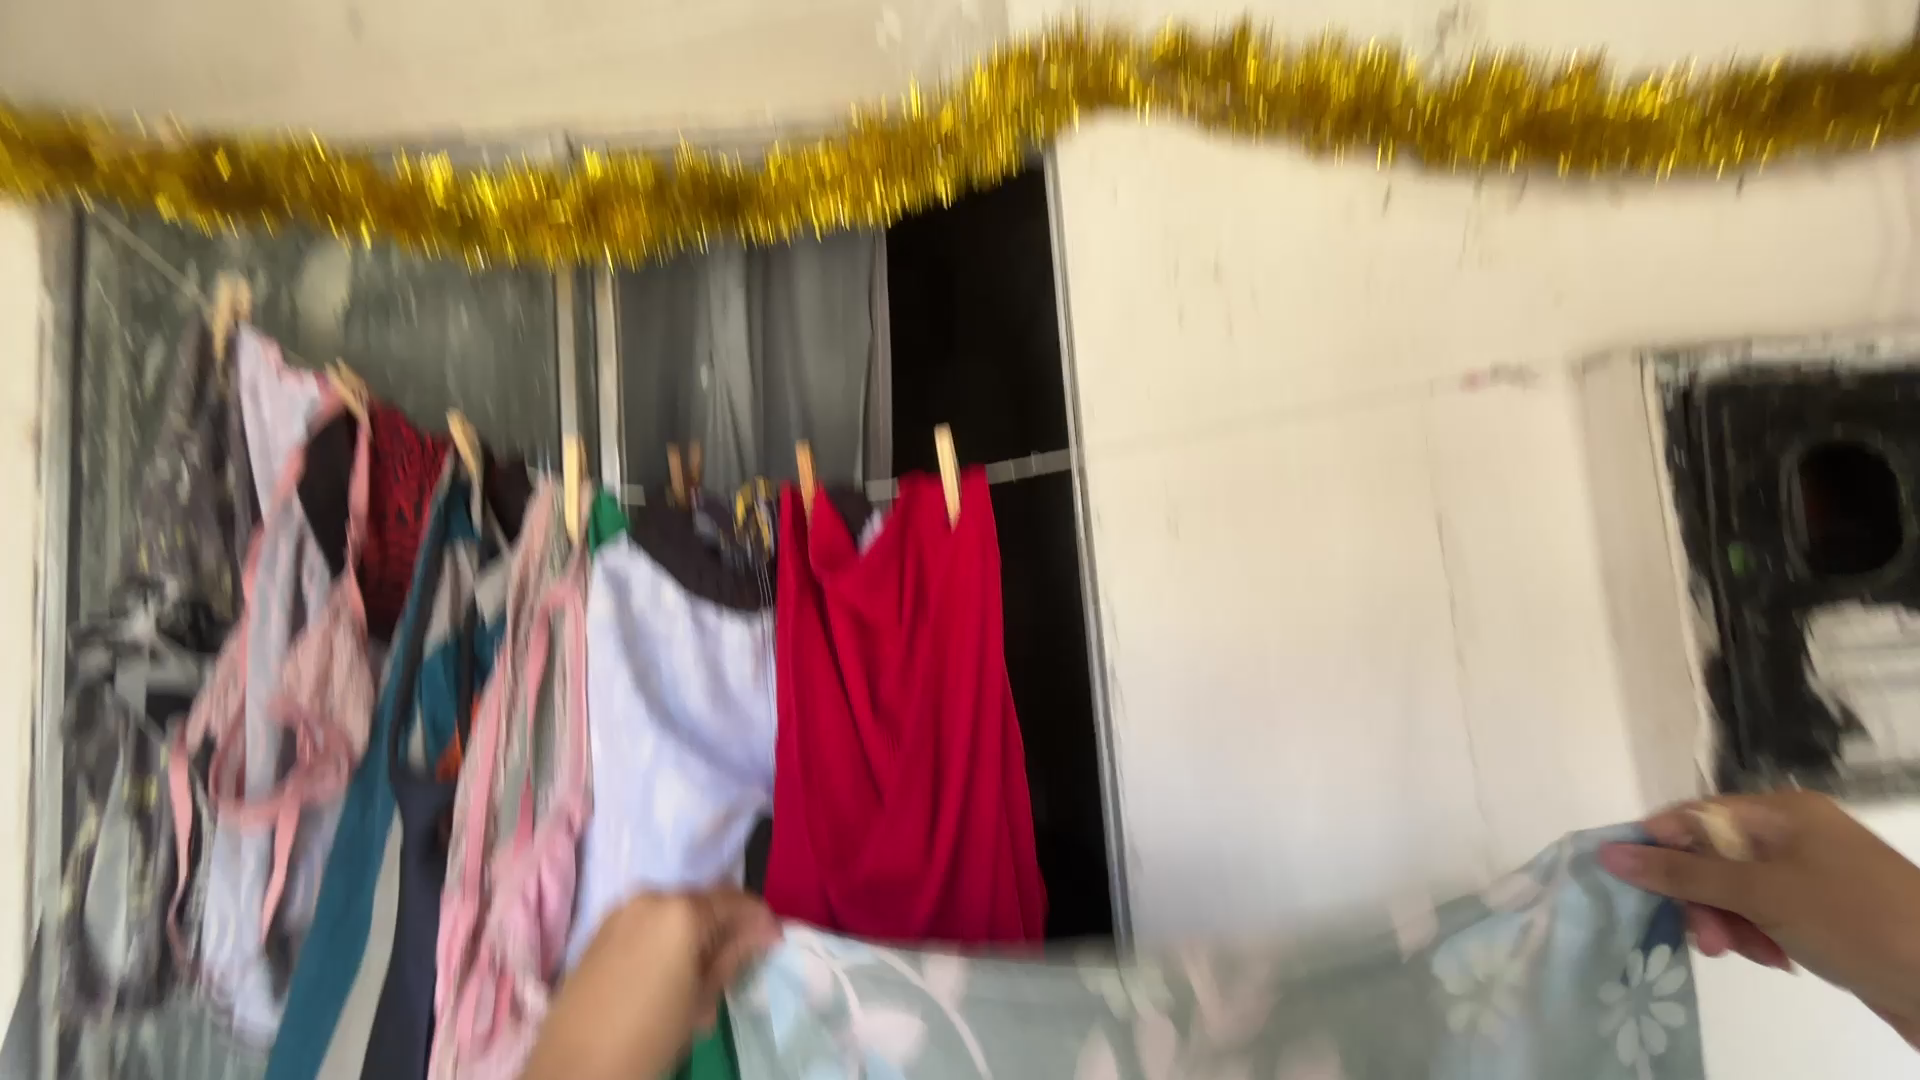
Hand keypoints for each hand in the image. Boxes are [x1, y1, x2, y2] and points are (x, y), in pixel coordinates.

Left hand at [522, 889, 781, 1079]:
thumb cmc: (649, 1037)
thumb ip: (734, 956)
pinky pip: (649, 920)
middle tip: (743, 955)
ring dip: (697, 928)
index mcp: (683, 911)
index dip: (761, 919)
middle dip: (727, 924)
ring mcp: (622, 911)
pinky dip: (667, 934)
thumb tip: (763, 932)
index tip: (775, 940)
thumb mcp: (701, 1000)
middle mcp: (653, 896)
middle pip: (705, 901)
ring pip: (675, 910)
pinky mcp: (600, 930)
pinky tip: (672, 965)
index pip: (736, 902)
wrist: (573, 1071)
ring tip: (706, 964)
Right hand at [1599, 792, 1919, 1048]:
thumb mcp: (1760, 895)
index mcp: (1780, 813)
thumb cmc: (1858, 922)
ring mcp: (1810, 875)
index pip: (1691, 817)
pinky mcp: (1822, 912)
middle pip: (1709, 856)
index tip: (1635, 882)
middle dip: (1698, 897)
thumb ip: (1679, 873)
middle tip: (1704, 936)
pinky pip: (1761, 912)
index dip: (1658, 846)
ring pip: (1731, 889)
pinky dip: (1754, 934)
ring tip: (1741, 953)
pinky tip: (1771, 958)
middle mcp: (1792, 835)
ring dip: (1724, 921)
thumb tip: (1607, 853)